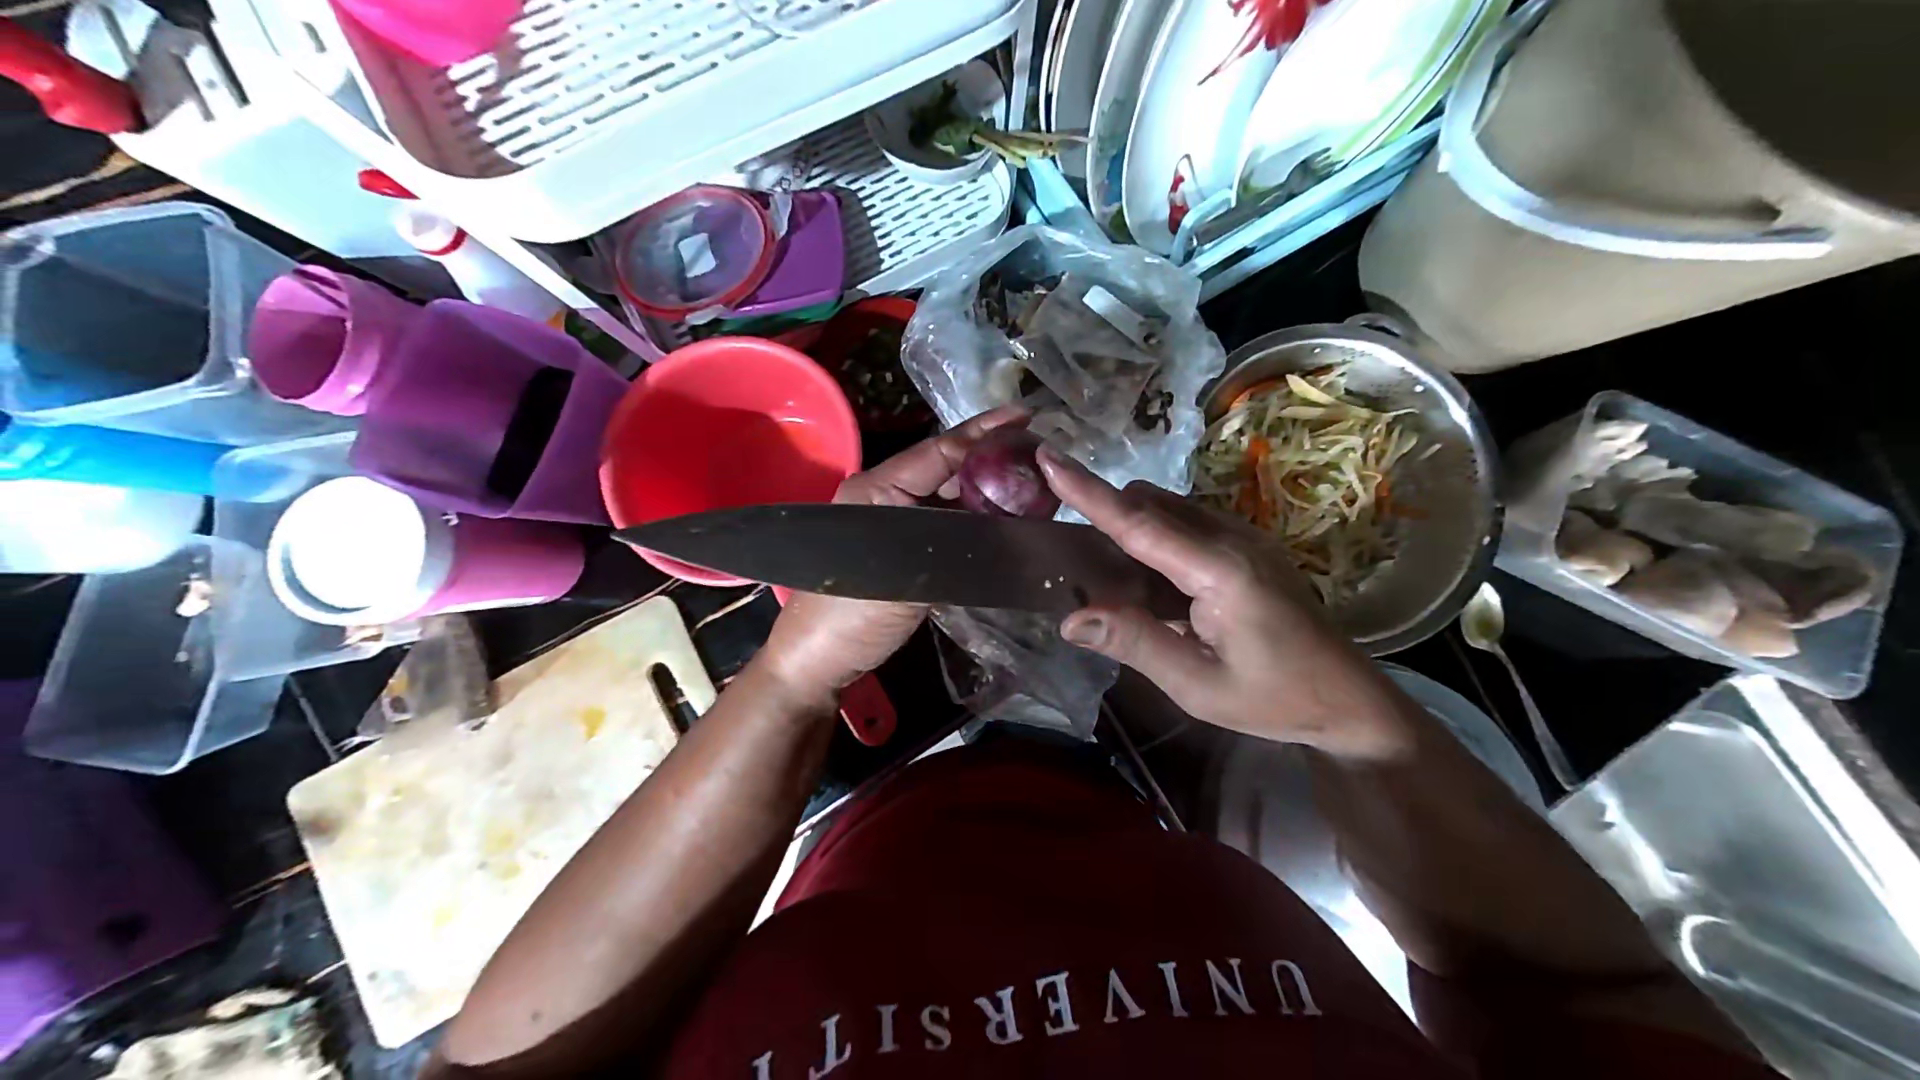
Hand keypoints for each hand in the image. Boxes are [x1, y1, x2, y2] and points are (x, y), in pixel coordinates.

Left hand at [755, 406, 1032, 709]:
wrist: (816, 660)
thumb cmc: (848, 618)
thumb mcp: (903, 582)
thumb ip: (954, 551)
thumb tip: (1010, 530)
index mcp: (876, 489)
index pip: (938, 452)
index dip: (984, 432)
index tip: (1026, 416)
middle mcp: (886, 495)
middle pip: (946, 466)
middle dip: (991, 456)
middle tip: (1040, 450)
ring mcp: (895, 520)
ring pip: (949, 493)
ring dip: (988, 486)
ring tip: (1034, 480)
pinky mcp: (904, 545)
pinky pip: (946, 520)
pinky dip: (976, 517)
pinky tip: (1008, 516)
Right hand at [1039, 448, 1414, 760]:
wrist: (1349, 699)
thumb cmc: (1273, 698)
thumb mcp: (1197, 685)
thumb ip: (1135, 644)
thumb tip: (1070, 618)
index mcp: (1219, 571)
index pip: (1138, 523)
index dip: (1088, 490)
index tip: (1048, 456)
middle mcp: (1232, 538)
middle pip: (1149, 504)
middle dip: (1104, 510)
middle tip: (1067, 547)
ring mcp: (1244, 535)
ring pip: (1168, 506)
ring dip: (1130, 523)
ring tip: (1106, 570)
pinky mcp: (1249, 543)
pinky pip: (1187, 519)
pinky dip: (1155, 532)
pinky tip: (1151, 578)